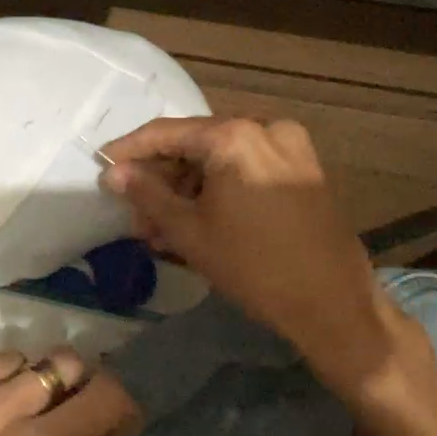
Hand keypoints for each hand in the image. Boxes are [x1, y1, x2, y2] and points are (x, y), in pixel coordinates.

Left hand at [0, 349, 141, 435]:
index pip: (120, 434)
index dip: (124, 425)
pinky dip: (17, 372)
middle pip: (102, 392)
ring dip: (61, 378)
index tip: (116, 423)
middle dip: (105, 395)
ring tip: (45, 393)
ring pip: (60, 361)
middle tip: (90, 402)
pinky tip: (4, 392)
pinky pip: (12, 356)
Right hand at [100, 117, 401, 393]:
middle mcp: (264, 128)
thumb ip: (146, 194)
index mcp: (234, 136)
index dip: (129, 150)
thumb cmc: (254, 267)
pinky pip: (245, 169)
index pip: (165, 133)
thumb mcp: (188, 230)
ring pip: (219, 159)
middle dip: (160, 179)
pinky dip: (217, 190)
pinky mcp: (304, 170)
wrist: (335, 307)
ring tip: (162, 228)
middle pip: (193, 145)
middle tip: (134, 213)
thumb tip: (113, 172)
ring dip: (187, 189)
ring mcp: (289, 147)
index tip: (101, 166)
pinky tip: (197, 222)